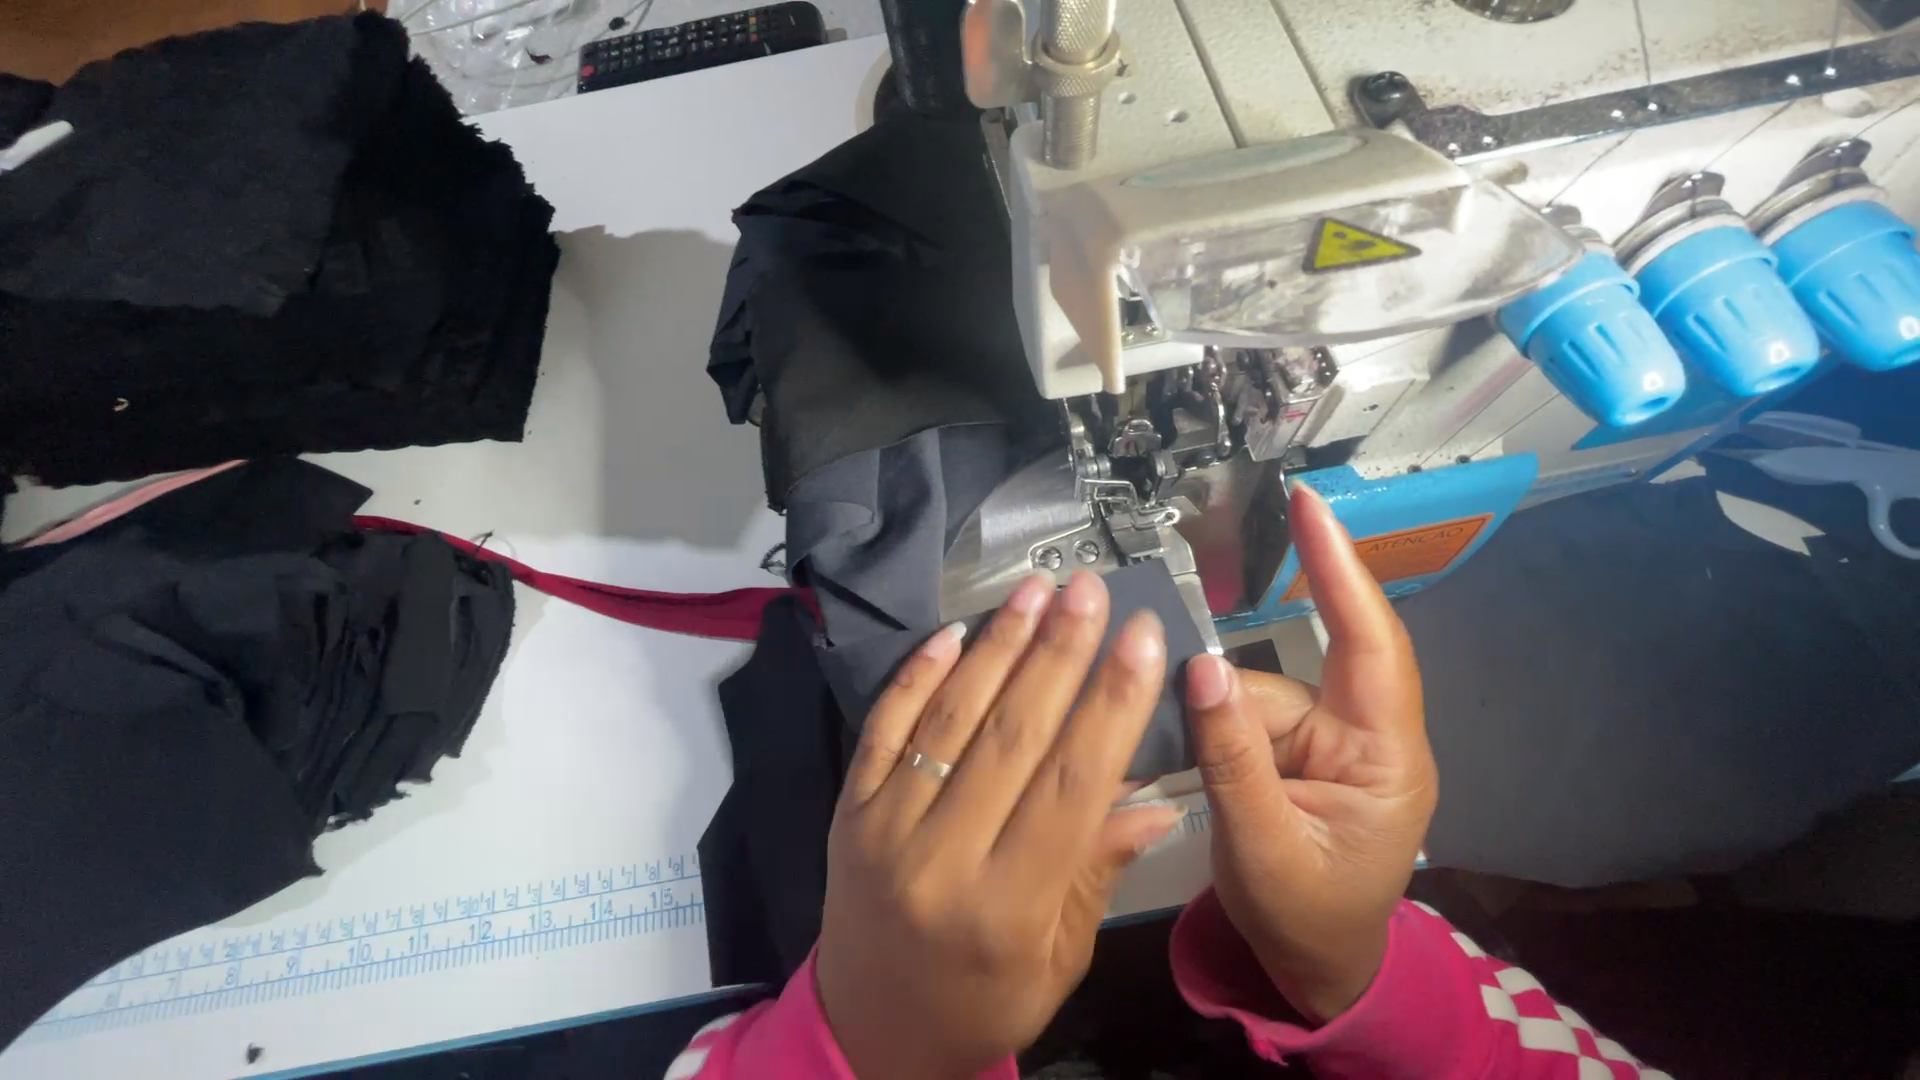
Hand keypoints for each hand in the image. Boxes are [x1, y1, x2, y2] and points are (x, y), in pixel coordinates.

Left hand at [816, 571, 1188, 1078]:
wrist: (868, 1031)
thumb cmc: (980, 1002)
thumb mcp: (1056, 960)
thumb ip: (1097, 872)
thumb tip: (1155, 799)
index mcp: (1009, 905)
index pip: (1072, 782)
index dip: (1111, 703)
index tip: (1140, 637)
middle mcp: (942, 856)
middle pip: (1011, 734)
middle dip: (1058, 652)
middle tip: (1089, 588)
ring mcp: (884, 824)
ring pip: (950, 718)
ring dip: (997, 645)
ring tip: (1035, 589)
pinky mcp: (849, 806)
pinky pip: (885, 727)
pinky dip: (918, 674)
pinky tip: (954, 630)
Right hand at [1185, 482, 1436, 1022]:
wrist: (1314, 967)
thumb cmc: (1310, 920)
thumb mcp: (1264, 847)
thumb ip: (1231, 758)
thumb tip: (1198, 666)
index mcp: (1384, 757)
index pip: (1370, 644)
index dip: (1340, 570)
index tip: (1309, 505)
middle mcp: (1358, 733)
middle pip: (1276, 680)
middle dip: (1223, 712)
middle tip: (1176, 750)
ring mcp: (1321, 740)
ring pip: (1244, 699)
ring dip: (1205, 733)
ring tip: (1176, 778)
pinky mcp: (1290, 748)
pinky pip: (1237, 718)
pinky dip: (1204, 737)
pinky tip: (1180, 764)